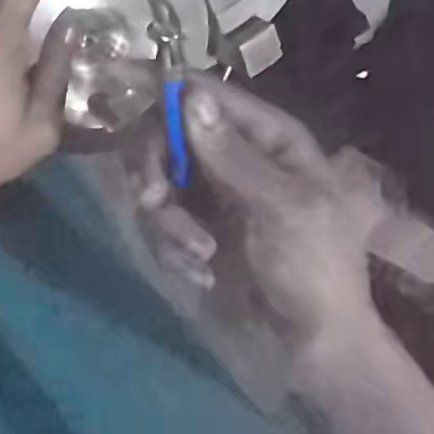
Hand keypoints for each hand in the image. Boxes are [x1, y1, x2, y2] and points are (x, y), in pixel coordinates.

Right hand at [135, 78, 387, 353]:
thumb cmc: (315, 270)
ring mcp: (207, 187)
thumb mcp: (282, 209)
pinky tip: (200, 273)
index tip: (119, 82)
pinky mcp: (189, 222)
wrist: (314, 351)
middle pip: (165, 130)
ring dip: (167, 219)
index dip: (164, 87)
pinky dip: (170, 245)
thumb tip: (189, 95)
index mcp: (265, 136)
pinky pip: (155, 217)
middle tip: (151, 200)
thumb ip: (231, 154)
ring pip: (153, 175)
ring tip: (198, 254)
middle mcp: (229, 152)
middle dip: (154, 166)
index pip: (205, 92)